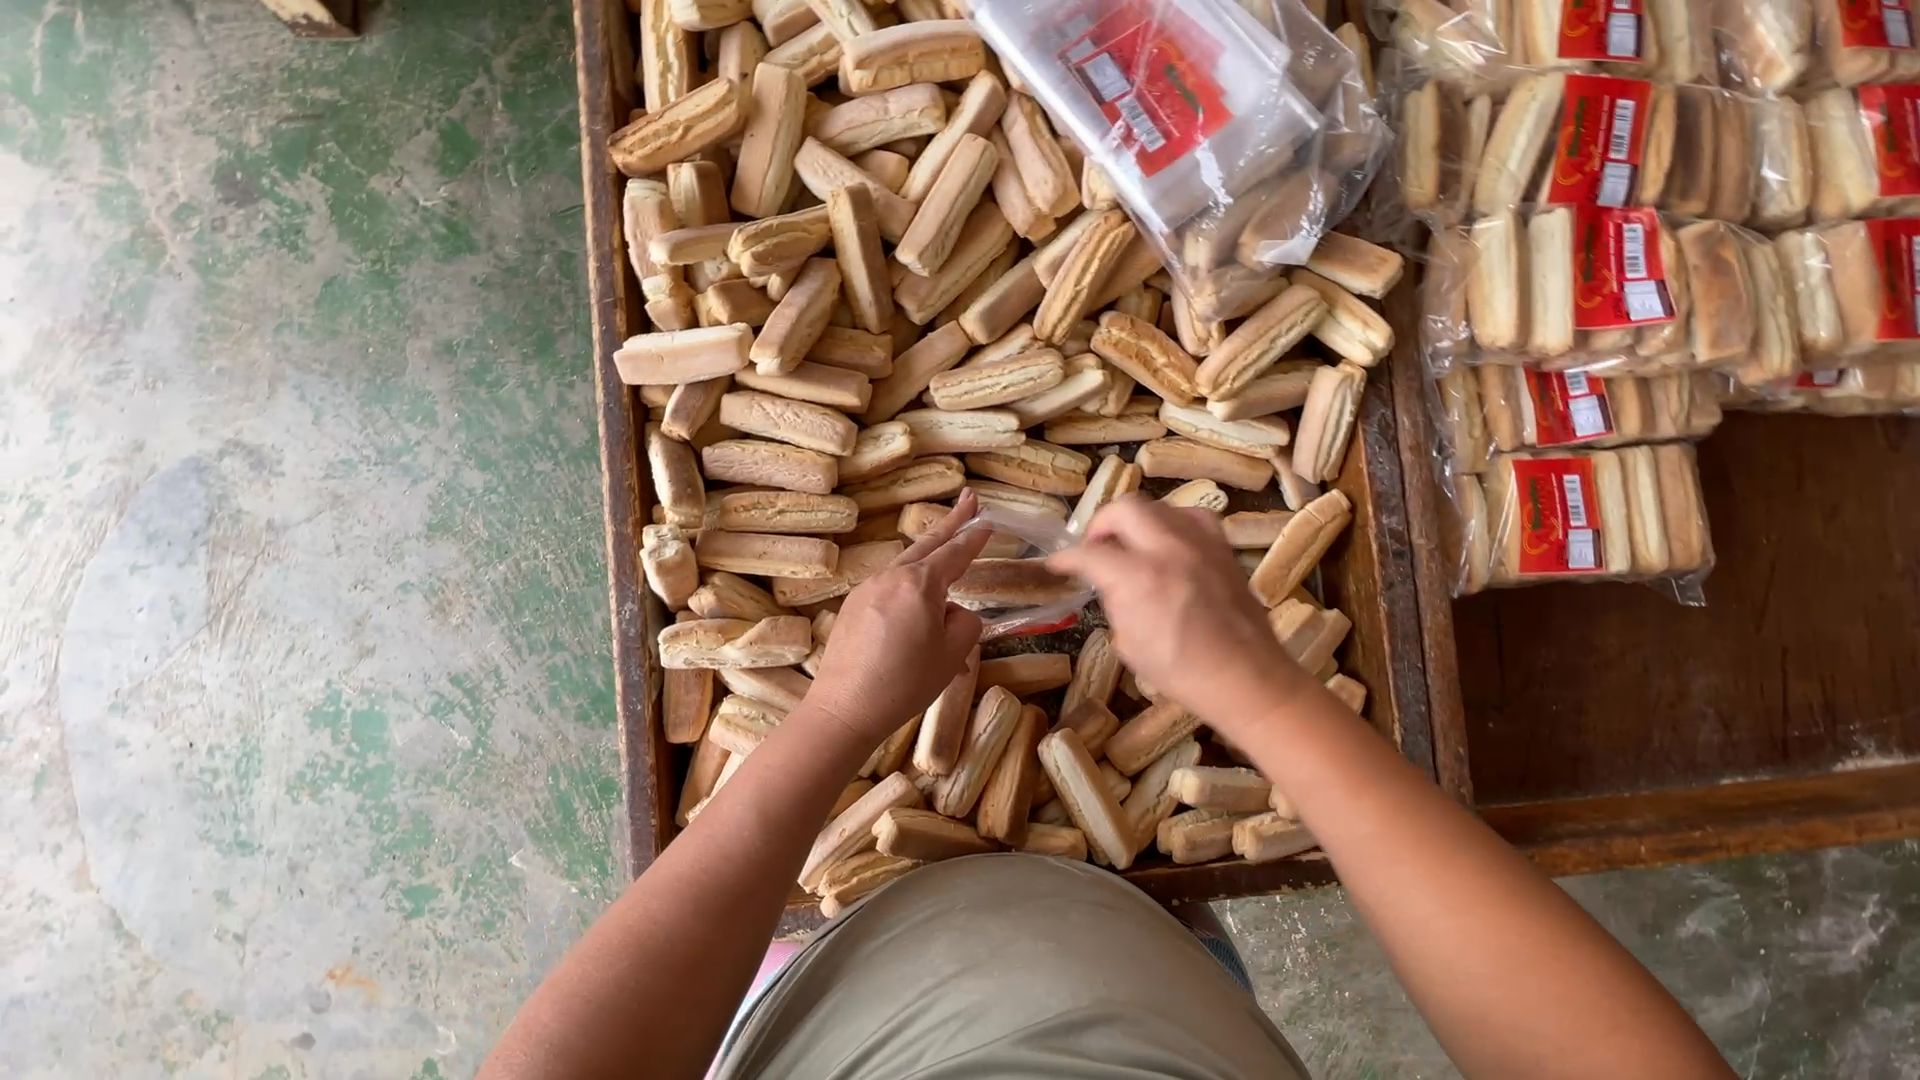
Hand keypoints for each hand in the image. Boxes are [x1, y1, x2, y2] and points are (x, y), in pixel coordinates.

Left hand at [805, 490, 993, 747]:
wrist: (844, 709)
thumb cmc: (905, 683)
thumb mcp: (953, 655)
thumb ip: (964, 624)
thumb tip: (951, 612)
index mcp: (920, 584)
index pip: (955, 552)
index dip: (974, 536)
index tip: (988, 519)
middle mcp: (891, 576)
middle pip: (928, 543)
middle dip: (952, 521)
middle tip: (968, 498)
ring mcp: (867, 589)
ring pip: (906, 567)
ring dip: (929, 560)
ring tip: (947, 554)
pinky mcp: (852, 606)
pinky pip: (889, 591)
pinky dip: (908, 592)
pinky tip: (915, 614)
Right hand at [1047, 496, 1307, 726]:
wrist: (1244, 676)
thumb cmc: (1180, 671)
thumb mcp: (1128, 643)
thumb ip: (1115, 603)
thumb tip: (1111, 585)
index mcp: (1136, 578)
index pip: (1088, 554)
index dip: (1066, 558)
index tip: (1057, 564)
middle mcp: (1166, 549)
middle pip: (1123, 508)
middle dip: (1100, 524)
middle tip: (1096, 547)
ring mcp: (1198, 543)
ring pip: (1157, 506)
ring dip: (1136, 521)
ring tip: (1132, 543)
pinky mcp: (1222, 547)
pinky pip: (1191, 516)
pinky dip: (1172, 523)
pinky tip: (1169, 542)